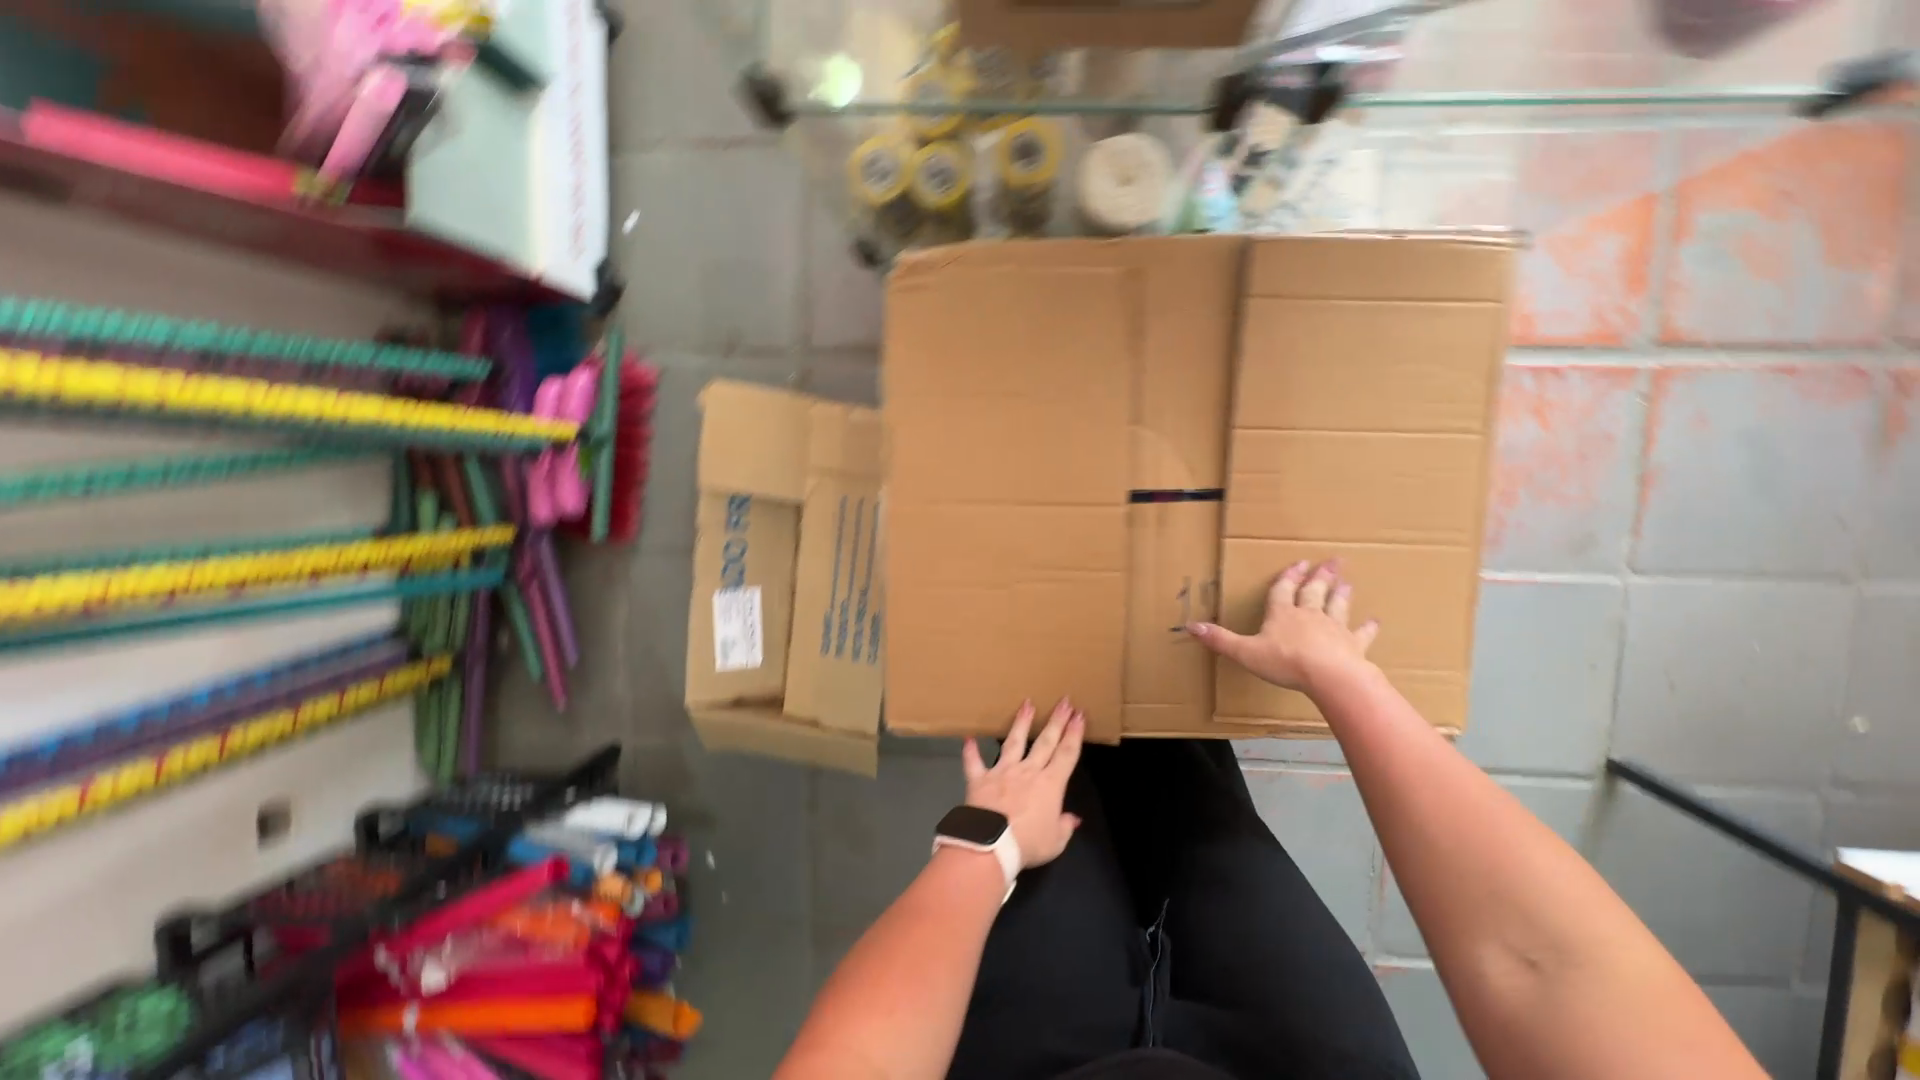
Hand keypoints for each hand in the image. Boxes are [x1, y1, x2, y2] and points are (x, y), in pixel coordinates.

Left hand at [961, 699, 1084, 869]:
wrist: (991, 845)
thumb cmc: (1028, 844)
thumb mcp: (1055, 841)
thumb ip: (1064, 826)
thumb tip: (1072, 818)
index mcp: (1050, 785)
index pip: (1067, 754)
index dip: (1074, 734)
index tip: (1079, 715)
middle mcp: (1027, 772)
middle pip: (1045, 742)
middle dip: (1056, 720)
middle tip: (1063, 701)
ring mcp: (1002, 773)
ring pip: (1013, 742)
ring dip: (1021, 722)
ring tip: (1026, 704)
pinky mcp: (979, 780)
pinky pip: (974, 763)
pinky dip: (970, 752)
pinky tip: (968, 739)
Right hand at [1187, 560, 1379, 694]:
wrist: (1329, 677)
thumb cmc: (1286, 663)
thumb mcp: (1246, 652)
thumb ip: (1220, 640)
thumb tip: (1191, 627)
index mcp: (1282, 614)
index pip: (1283, 590)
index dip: (1288, 577)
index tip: (1297, 563)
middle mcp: (1309, 615)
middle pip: (1314, 591)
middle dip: (1320, 576)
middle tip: (1330, 561)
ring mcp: (1334, 628)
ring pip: (1337, 606)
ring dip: (1340, 593)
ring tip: (1346, 581)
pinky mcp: (1353, 645)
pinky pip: (1361, 634)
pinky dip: (1368, 628)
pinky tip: (1375, 621)